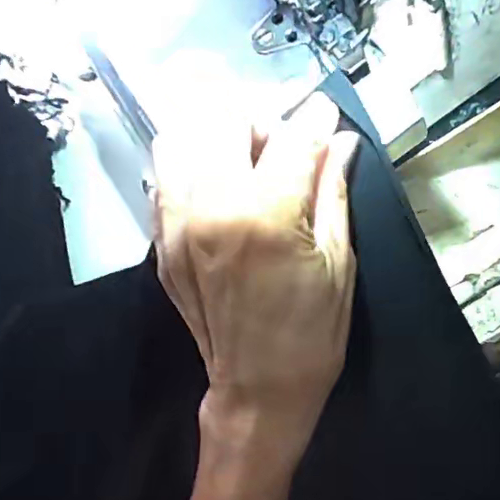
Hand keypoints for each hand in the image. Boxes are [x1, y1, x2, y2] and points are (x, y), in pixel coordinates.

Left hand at [152, 93, 361, 460]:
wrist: (257, 389)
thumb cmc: (310, 335)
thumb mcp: (338, 263)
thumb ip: (332, 191)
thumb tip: (339, 140)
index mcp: (264, 216)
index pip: (291, 135)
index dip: (316, 115)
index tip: (325, 111)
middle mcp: (209, 209)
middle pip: (223, 117)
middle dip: (260, 113)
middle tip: (283, 135)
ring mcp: (176, 225)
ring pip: (178, 136)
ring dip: (215, 131)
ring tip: (244, 152)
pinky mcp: (160, 242)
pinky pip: (163, 176)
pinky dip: (190, 163)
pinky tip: (218, 181)